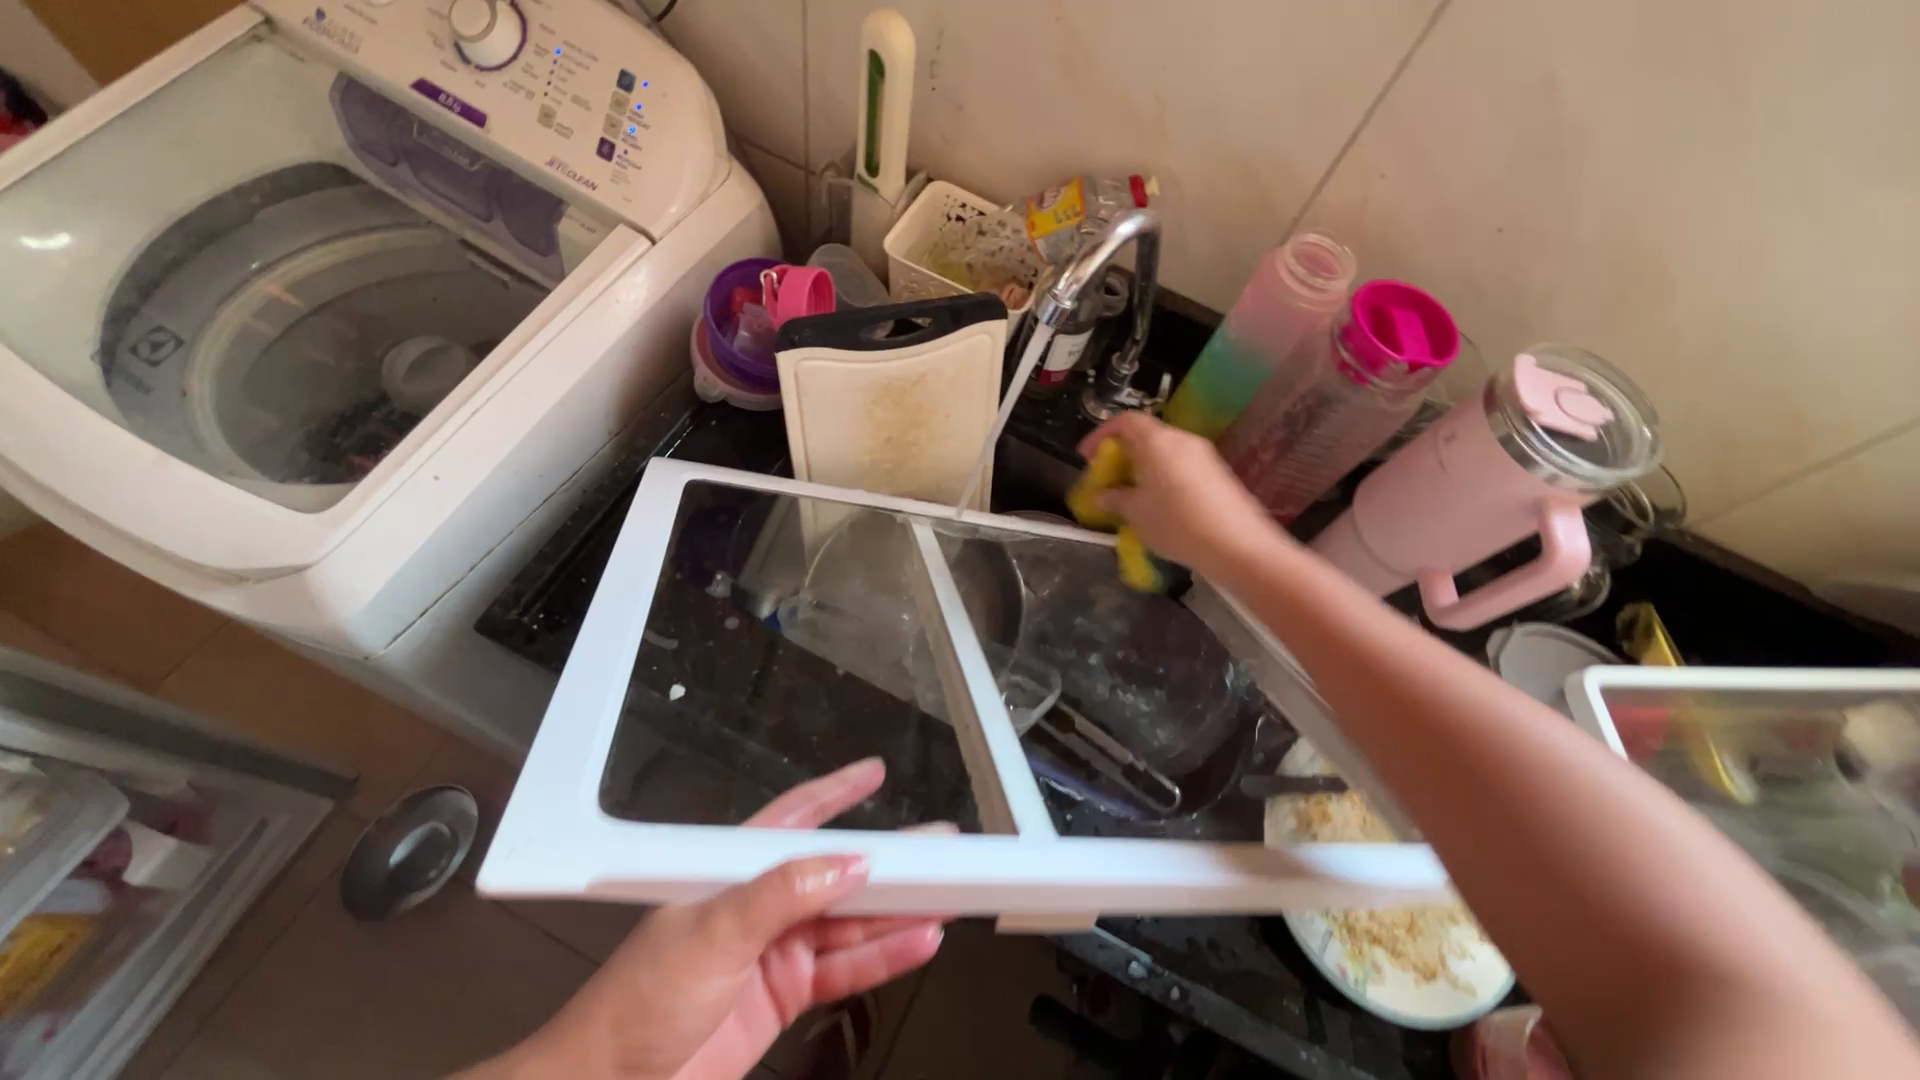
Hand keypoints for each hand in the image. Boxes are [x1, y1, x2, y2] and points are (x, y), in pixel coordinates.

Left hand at [467, 759, 943, 1079]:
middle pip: (835, 874)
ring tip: (948, 897)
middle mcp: (760, 905)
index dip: (834, 792)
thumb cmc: (640, 1000)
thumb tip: (851, 862)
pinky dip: (884, 957)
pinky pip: (846, 970)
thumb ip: (782, 895)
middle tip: (942, 849)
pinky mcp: (787, 997)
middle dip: (889, 861)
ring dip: (898, 912)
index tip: (873, 772)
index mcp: (732, 871)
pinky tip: (919, 942)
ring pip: (850, 922)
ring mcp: (776, 951)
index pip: (793, 819)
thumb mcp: (712, 933)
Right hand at [1076, 411, 1287, 575]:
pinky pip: (1182, 466)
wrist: (1237, 545)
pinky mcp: (1218, 474)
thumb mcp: (1136, 514)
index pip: (1125, 421)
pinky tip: (1159, 504)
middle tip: (1107, 478)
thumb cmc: (1176, 523)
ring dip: (1144, 467)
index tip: (1087, 457)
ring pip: (1165, 452)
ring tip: (1131, 494)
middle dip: (1122, 454)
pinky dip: (1163, 477)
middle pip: (1146, 435)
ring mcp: (1204, 456)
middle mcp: (1182, 440)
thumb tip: (1103, 496)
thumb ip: (1115, 499)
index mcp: (1157, 441)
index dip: (1101, 435)